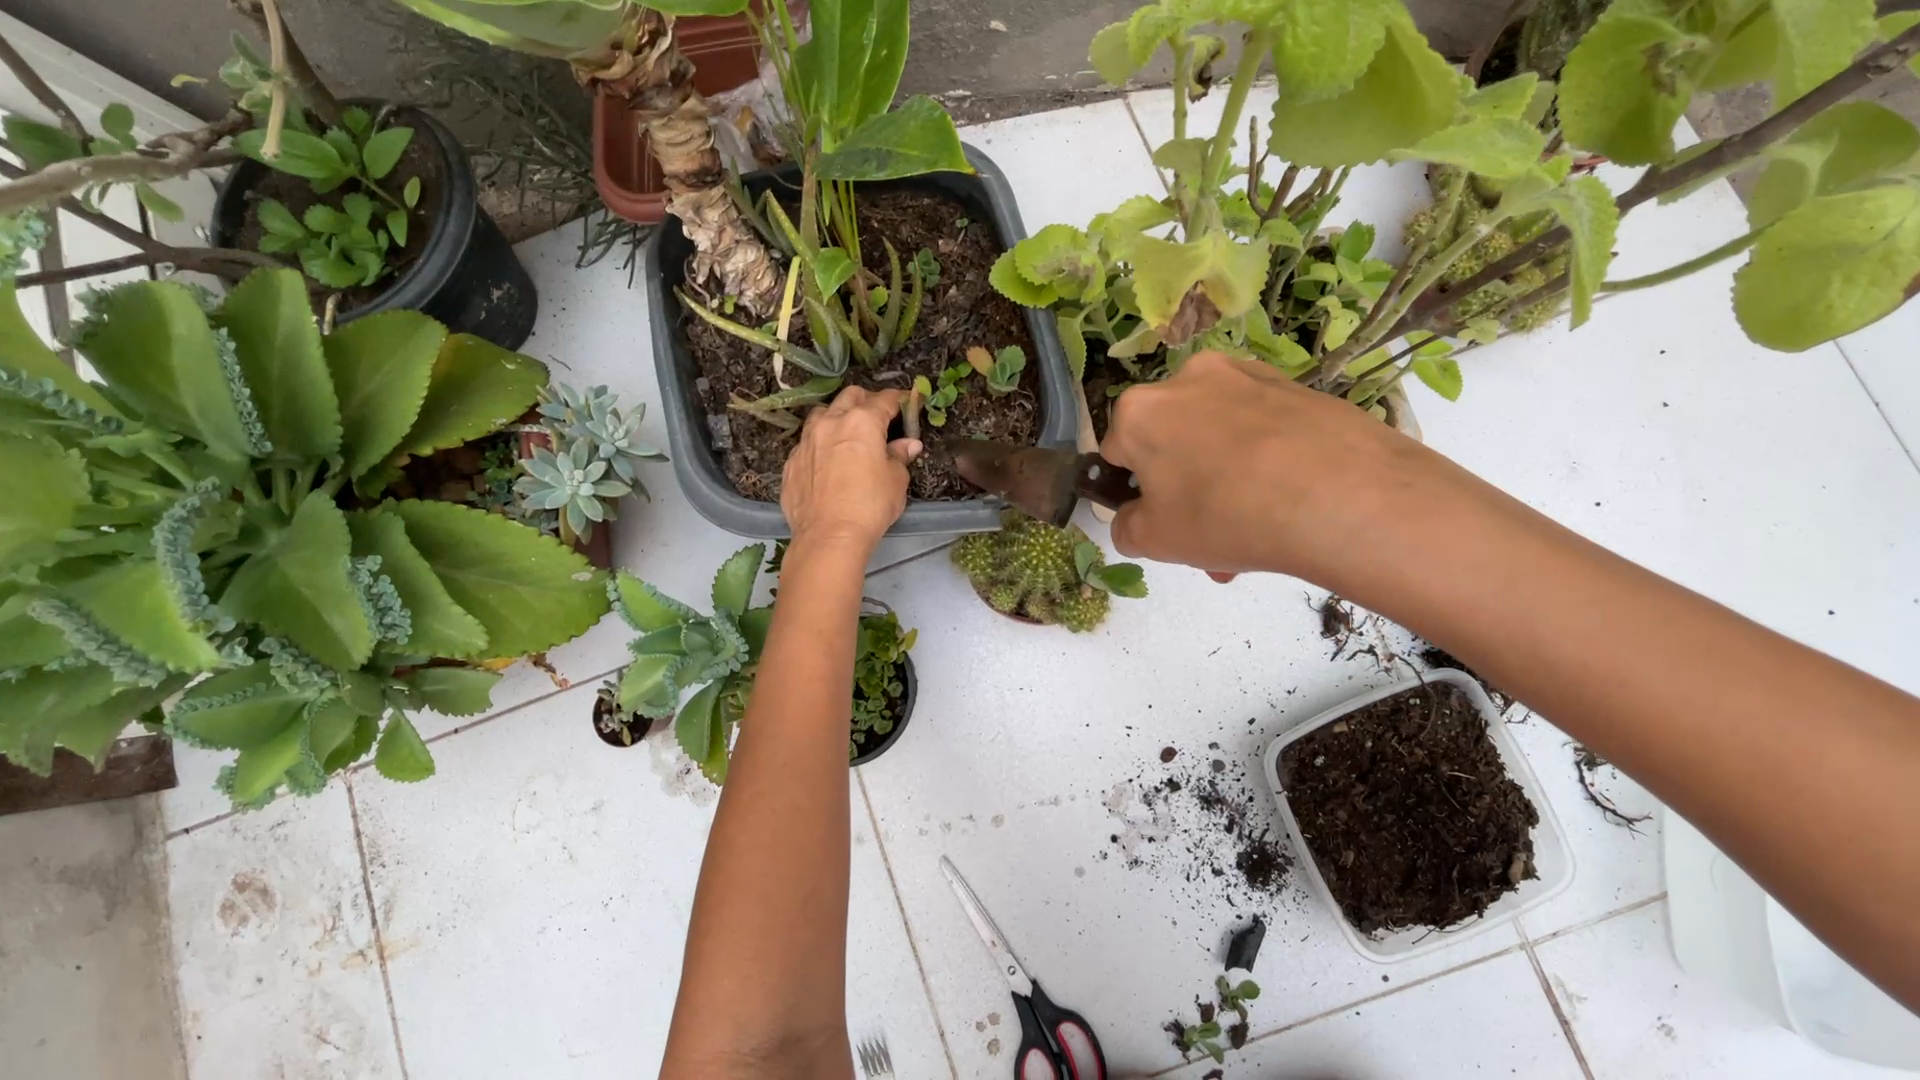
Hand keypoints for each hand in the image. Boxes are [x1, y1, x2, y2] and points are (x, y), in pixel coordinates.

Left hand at [781, 386, 921, 550]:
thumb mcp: (896, 480)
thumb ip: (899, 456)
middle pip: (849, 397)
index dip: (898, 400)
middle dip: (866, 401)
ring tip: (847, 433)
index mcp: (862, 422)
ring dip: (837, 416)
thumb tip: (908, 445)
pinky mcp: (791, 462)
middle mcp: (831, 423)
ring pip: (822, 414)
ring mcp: (806, 441)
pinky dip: (820, 444)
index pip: (883, 400)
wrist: (828, 536)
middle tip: (877, 416)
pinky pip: (807, 443)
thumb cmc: (870, 506)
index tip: (905, 402)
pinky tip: (827, 461)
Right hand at [1102, 350, 1457, 586]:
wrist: (1342, 496)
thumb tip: (1133, 518)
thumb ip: (1126, 529)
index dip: (1132, 491)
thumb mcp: (1155, 542)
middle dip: (1184, 488)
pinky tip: (1288, 502)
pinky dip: (1264, 460)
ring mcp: (1246, 376)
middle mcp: (1187, 378)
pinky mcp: (1296, 386)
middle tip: (1209, 537)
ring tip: (1254, 533)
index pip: (1115, 453)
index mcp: (1139, 410)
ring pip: (1218, 436)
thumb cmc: (1225, 516)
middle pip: (1172, 441)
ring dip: (1224, 480)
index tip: (1159, 520)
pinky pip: (1261, 428)